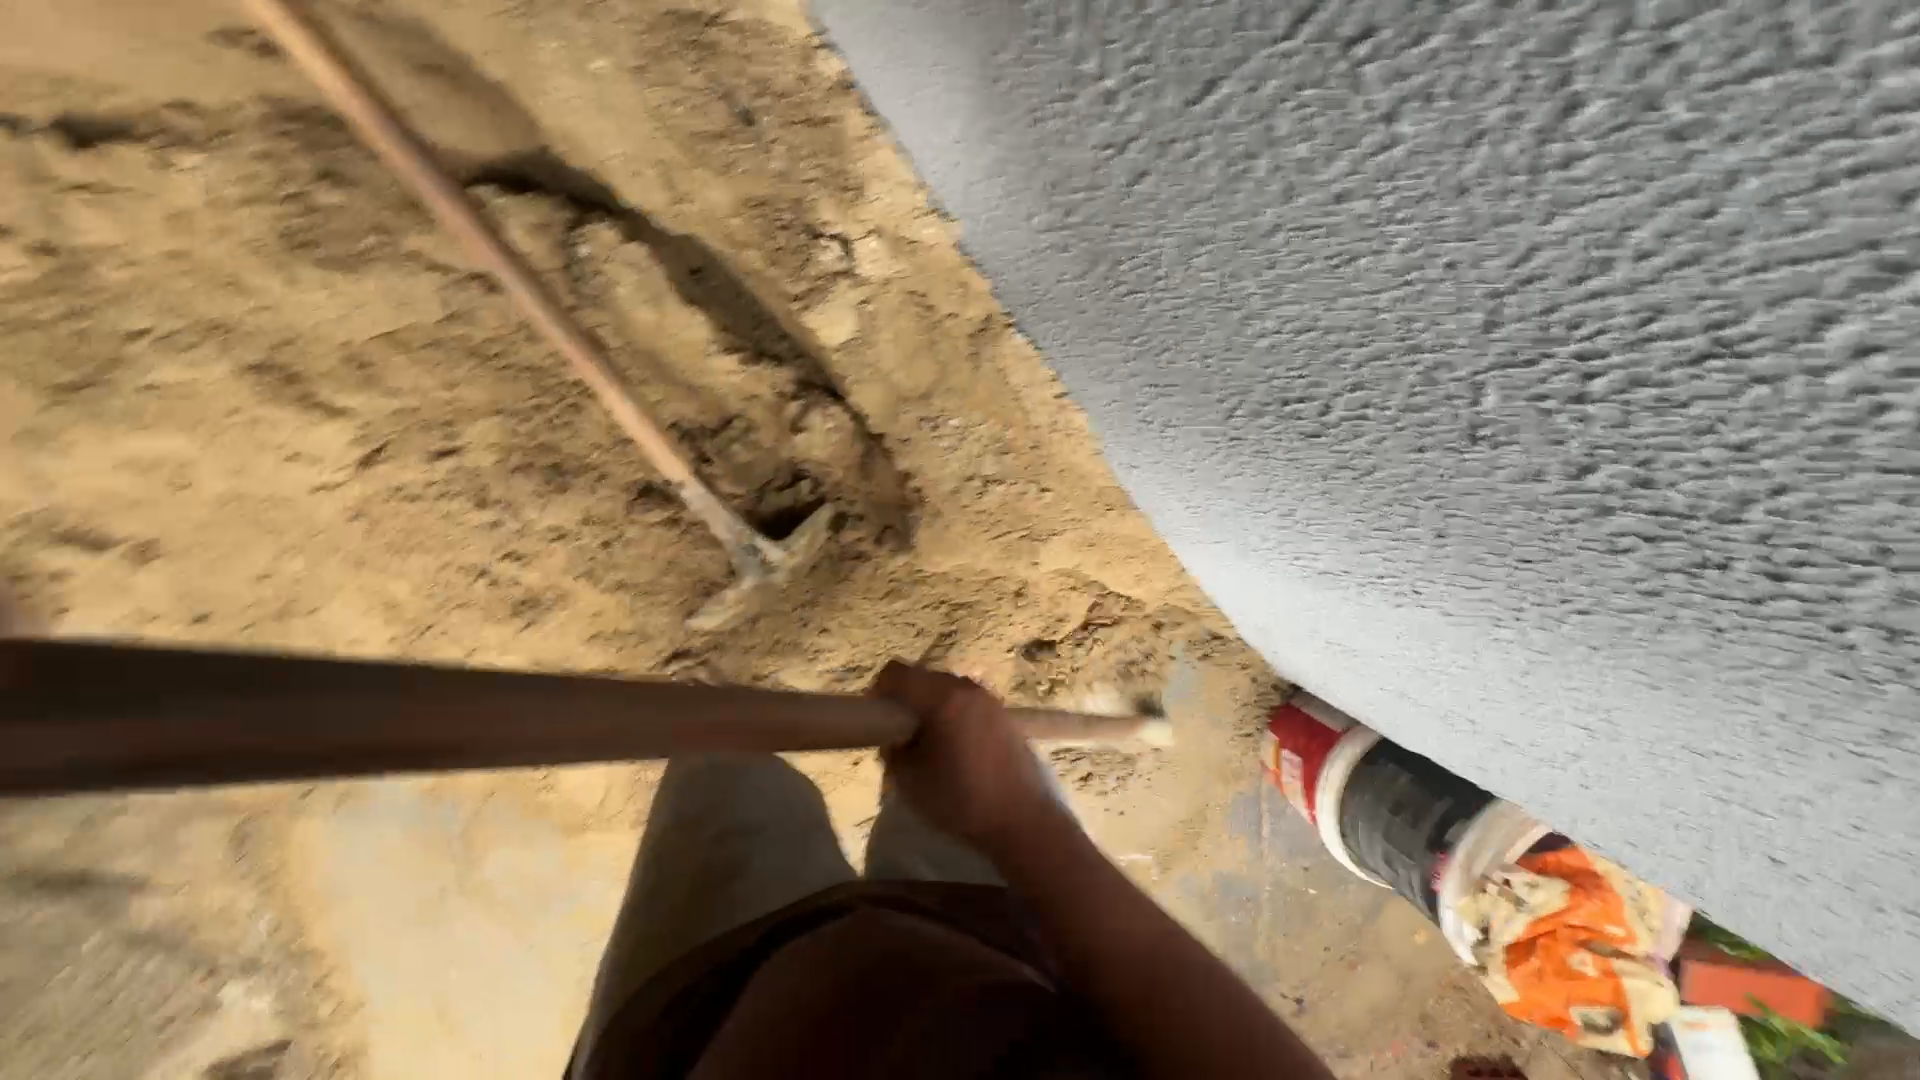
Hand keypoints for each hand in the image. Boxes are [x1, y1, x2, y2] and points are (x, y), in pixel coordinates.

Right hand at [871, 661, 1063, 852]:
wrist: (1023, 819)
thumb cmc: (962, 801)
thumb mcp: (910, 782)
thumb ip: (893, 751)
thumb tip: (894, 738)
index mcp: (942, 699)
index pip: (897, 672)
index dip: (879, 691)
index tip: (877, 720)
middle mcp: (966, 688)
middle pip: (923, 677)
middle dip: (906, 700)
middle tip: (900, 735)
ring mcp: (989, 698)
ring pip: (946, 688)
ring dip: (930, 706)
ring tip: (929, 743)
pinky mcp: (1004, 713)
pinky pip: (967, 702)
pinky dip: (953, 714)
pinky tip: (956, 748)